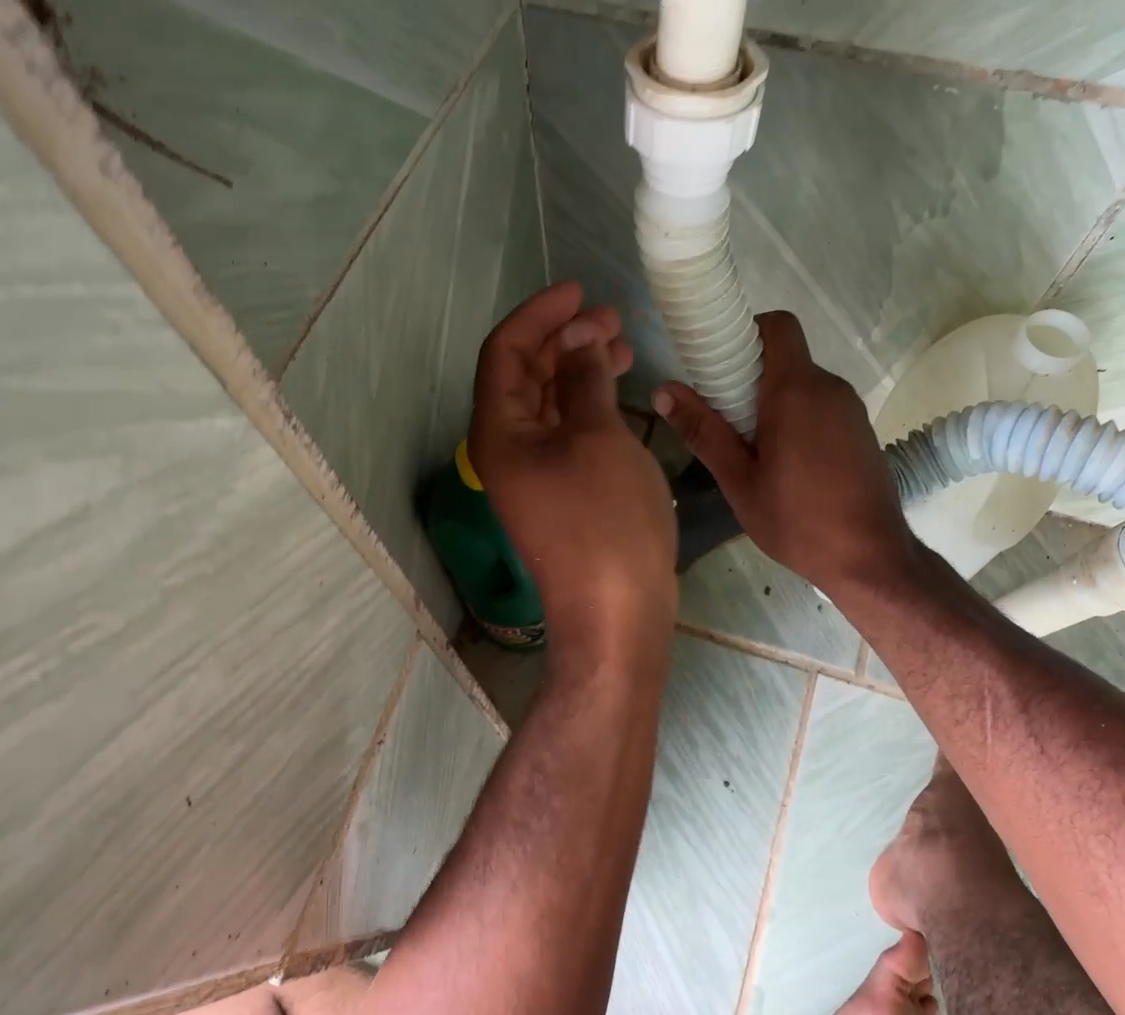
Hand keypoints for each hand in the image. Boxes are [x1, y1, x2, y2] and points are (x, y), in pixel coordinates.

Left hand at [469, 283, 676, 659]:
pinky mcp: (561, 493)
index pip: (505, 352)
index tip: (580, 291)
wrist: (615, 613)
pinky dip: (589, 405)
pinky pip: (566, 432)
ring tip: (624, 347)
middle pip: (525, 376)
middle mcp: (507, 450)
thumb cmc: (606, 522)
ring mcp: (534, 474)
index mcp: (500, 432)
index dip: (539, 315)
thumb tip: (579, 341)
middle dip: (565, 340)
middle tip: (613, 319)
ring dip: (580, 370)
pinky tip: (620, 392)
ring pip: (548, 404)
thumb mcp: (599, 439)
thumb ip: (585, 380)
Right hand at [652, 311, 917, 598]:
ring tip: (749, 450)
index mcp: (797, 391)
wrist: (870, 558)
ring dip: (773, 404)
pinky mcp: (861, 432)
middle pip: (785, 359)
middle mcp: (829, 388)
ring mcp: (851, 410)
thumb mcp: (739, 480)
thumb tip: (663, 389)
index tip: (720, 366)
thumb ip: (703, 431)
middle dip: (751, 378)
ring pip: (803, 387)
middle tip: (721, 420)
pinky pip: (821, 408)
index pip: (778, 325)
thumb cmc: (798, 520)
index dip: (747, 332)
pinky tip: (783, 466)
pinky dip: (797, 420)